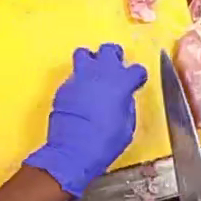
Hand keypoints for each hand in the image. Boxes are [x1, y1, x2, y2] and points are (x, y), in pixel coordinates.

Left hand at [24, 44, 148, 197]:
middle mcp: (100, 72)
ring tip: (92, 75)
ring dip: (90, 61)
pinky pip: (73, 76)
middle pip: (109, 50)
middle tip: (114, 69)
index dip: (137, 77)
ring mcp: (79, 77)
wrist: (72, 151)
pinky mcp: (63, 86)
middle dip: (113, 56)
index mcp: (122, 82)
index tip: (135, 84)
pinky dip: (78, 82)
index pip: (137, 69)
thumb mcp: (127, 126)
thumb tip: (123, 98)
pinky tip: (79, 97)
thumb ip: (126, 105)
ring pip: (84, 53)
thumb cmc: (105, 142)